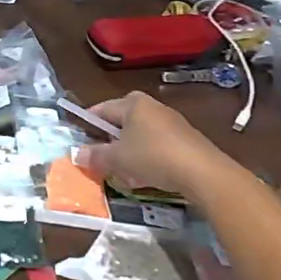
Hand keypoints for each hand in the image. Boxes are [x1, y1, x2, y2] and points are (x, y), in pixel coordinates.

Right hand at [76, 92, 232, 193]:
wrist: (203, 172)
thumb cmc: (153, 156)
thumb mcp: (118, 158)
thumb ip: (97, 155)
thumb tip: (77, 154)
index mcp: (133, 103)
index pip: (102, 109)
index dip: (89, 124)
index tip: (80, 140)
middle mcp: (152, 106)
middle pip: (122, 122)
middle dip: (111, 141)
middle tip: (102, 158)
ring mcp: (171, 122)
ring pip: (140, 136)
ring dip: (129, 153)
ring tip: (124, 173)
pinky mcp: (185, 140)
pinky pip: (157, 146)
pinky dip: (148, 158)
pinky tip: (147, 177)